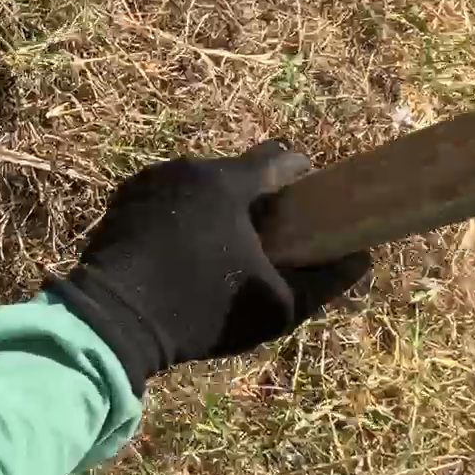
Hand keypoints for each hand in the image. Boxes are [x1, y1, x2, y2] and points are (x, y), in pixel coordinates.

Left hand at [47, 142, 369, 392]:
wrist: (114, 315)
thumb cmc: (200, 309)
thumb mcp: (277, 305)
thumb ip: (326, 277)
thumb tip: (361, 255)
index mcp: (225, 182)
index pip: (279, 159)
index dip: (303, 176)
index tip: (314, 199)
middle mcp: (185, 167)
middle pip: (236, 171)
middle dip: (257, 197)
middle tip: (270, 237)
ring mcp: (149, 178)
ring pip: (200, 183)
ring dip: (217, 205)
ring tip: (225, 247)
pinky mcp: (124, 195)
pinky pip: (169, 194)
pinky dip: (184, 212)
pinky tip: (186, 248)